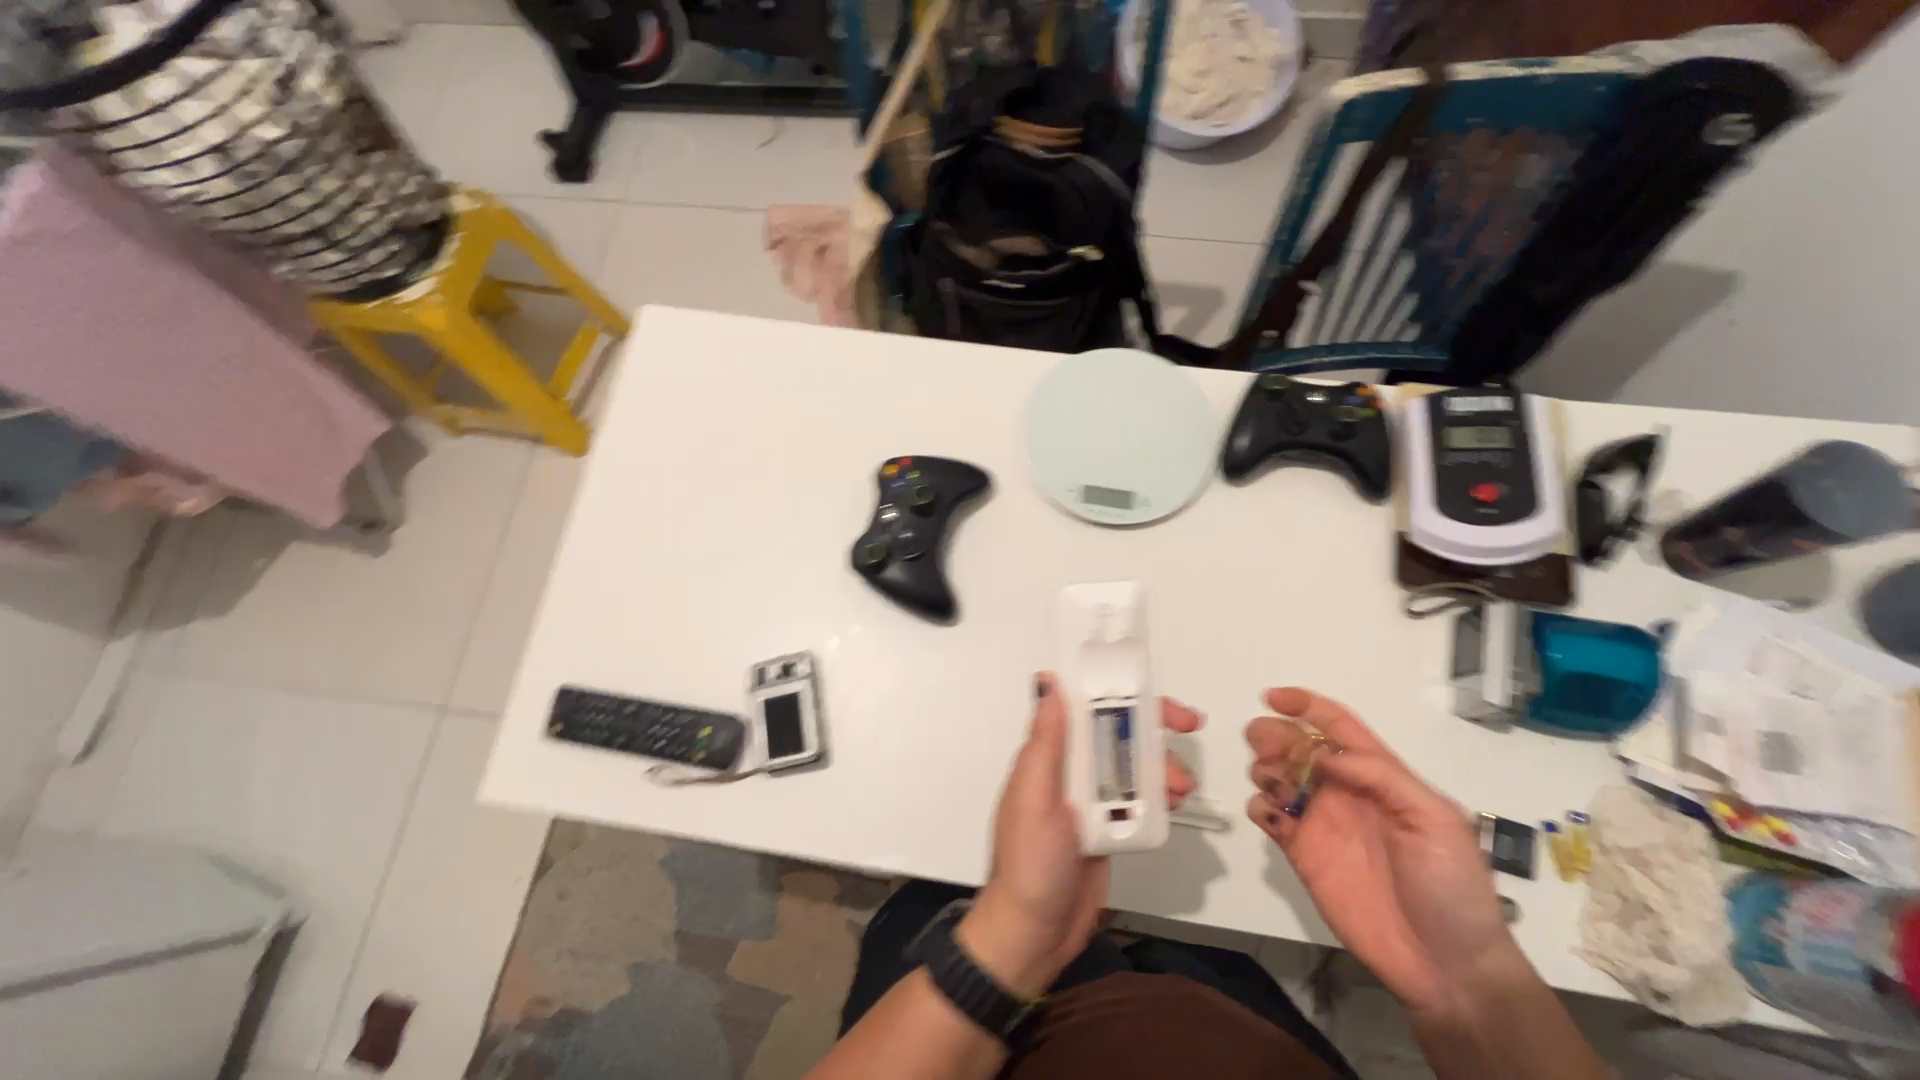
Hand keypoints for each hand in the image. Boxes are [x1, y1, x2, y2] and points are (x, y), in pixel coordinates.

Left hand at [959, 672, 1201, 996]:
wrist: (1036, 931)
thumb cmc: (1030, 862)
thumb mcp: (1034, 796)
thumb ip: (1046, 741)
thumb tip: (1049, 680)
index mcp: (1047, 757)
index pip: (1084, 709)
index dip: (1117, 692)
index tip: (1151, 688)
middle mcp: (1069, 773)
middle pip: (1116, 734)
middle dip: (1153, 726)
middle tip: (1188, 725)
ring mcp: (1091, 802)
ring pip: (1134, 768)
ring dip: (1163, 767)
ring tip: (1183, 787)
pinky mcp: (1109, 829)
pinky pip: (1139, 803)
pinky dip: (1161, 799)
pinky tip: (1177, 804)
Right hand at [1244, 688, 1517, 1016]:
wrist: (1446, 963)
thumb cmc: (1451, 886)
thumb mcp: (1434, 819)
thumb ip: (1381, 777)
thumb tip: (1324, 754)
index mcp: (1380, 776)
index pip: (1339, 727)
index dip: (1306, 706)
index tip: (1273, 697)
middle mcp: (1345, 792)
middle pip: (1298, 746)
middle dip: (1275, 734)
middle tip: (1265, 744)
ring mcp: (1320, 822)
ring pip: (1277, 776)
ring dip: (1266, 768)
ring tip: (1275, 785)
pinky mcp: (1301, 853)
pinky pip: (1268, 816)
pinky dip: (1260, 807)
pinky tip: (1273, 816)